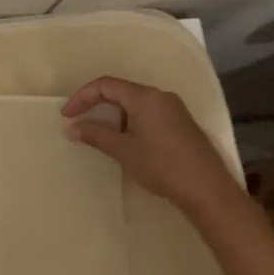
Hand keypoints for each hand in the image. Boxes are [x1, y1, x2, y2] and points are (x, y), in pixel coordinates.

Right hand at [61, 76, 240, 209]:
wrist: (207, 189)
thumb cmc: (161, 165)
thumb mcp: (123, 150)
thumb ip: (95, 135)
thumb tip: (71, 128)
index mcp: (145, 97)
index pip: (106, 85)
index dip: (82, 97)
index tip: (67, 116)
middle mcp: (161, 96)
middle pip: (121, 91)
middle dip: (97, 105)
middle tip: (80, 123)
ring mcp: (175, 110)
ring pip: (136, 104)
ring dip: (114, 116)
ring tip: (101, 135)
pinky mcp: (182, 124)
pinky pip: (149, 114)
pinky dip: (131, 122)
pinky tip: (128, 142)